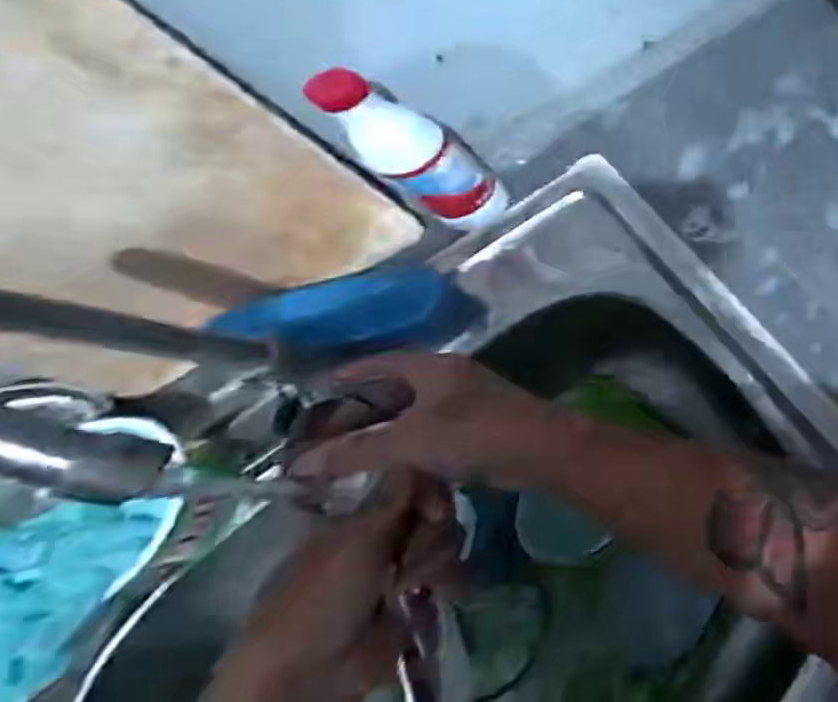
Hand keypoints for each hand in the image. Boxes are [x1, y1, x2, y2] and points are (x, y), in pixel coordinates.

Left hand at [208, 472, 462, 701]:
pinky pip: (451, 566)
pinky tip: (431, 591)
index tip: (430, 503)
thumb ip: (391, 496)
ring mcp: (401, 564)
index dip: (426, 487)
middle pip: (433, 506)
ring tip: (410, 584)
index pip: (407, 482)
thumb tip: (412, 447)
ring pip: (445, 535)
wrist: (310, 676)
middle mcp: (382, 535)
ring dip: (433, 557)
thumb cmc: (319, 599)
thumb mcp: (353, 541)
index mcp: (358, 518)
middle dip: (432, 525)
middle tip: (414, 549)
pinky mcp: (419, 591)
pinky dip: (446, 576)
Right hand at [290, 352, 553, 488]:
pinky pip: (430, 439)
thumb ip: (355, 450)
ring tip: (343, 463)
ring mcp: (465, 405)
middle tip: (319, 438)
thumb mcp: (409, 440)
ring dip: (382, 440)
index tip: (315, 390)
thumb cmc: (474, 432)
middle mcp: (450, 380)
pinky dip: (408, 455)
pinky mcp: (475, 431)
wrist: (540, 448)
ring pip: (412, 419)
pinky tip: (387, 475)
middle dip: (360, 414)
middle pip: (396, 391)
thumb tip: (298, 464)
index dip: (350, 373)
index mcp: (436, 368)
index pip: (384, 362)